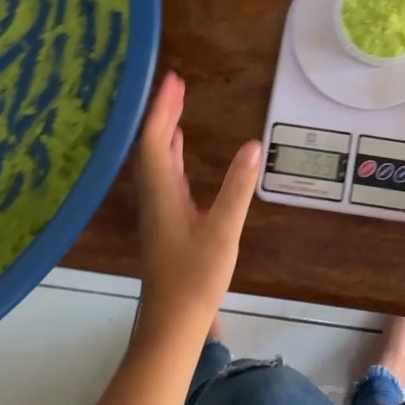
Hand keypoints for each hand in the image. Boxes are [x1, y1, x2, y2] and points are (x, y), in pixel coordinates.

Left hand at [134, 72, 261, 323]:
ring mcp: (159, 208)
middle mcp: (155, 195)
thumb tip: (253, 144)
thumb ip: (237, 188)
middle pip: (151, 145)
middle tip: (176, 82)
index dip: (162, 109)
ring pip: (155, 158)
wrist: (171, 324)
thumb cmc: (194, 278)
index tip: (173, 80)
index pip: (154, 141)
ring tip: (175, 103)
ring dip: (164, 128)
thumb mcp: (223, 231)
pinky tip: (178, 146)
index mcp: (162, 193)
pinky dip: (170, 150)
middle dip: (162, 112)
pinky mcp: (166, 219)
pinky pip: (164, 172)